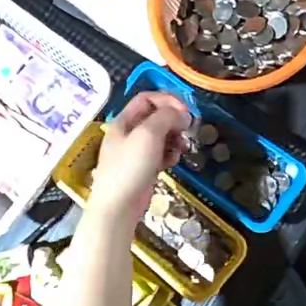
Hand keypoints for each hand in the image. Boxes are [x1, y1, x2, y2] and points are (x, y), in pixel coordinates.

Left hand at [89, 93, 189, 223]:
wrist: (118, 206)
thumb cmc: (130, 167)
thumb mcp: (148, 134)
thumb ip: (166, 117)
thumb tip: (183, 114)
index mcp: (123, 121)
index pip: (146, 99)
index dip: (167, 100)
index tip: (185, 111)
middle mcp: (128, 134)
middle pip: (155, 117)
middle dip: (173, 120)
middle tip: (187, 129)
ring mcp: (135, 153)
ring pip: (160, 137)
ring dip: (174, 138)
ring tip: (182, 147)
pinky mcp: (143, 169)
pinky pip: (160, 155)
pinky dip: (169, 155)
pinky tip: (173, 162)